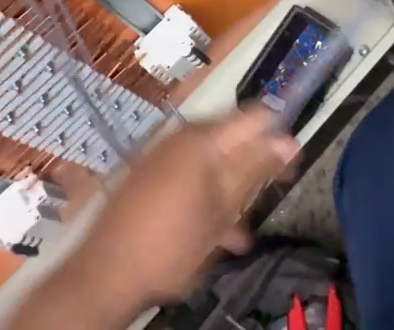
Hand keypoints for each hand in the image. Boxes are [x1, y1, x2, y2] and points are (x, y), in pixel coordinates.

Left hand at [49, 110, 299, 319]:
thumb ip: (256, 170)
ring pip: (210, 162)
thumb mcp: (222, 210)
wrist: (102, 277)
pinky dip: (203, 196)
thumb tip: (290, 141)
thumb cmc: (170, 244)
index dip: (278, 134)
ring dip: (228, 190)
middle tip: (262, 200)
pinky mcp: (146, 175)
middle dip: (251, 169)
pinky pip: (187, 175)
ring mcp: (161, 154)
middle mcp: (182, 136)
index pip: (256, 116)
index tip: (291, 161)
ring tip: (237, 229)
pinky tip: (209, 232)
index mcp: (204, 138)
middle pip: (232, 139)